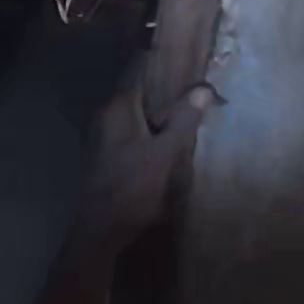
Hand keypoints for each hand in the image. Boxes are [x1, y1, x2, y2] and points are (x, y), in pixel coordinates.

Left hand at [75, 64, 220, 250]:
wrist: (99, 235)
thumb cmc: (131, 188)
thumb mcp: (165, 154)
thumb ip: (184, 119)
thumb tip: (204, 88)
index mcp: (118, 107)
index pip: (144, 71)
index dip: (170, 69)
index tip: (194, 68)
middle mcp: (108, 114)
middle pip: (144, 92)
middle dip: (170, 91)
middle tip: (199, 91)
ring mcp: (106, 134)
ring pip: (141, 112)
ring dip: (163, 112)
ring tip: (191, 111)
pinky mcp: (109, 153)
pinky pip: (136, 128)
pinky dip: (154, 127)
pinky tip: (172, 136)